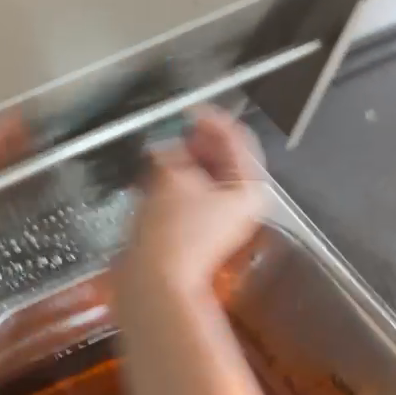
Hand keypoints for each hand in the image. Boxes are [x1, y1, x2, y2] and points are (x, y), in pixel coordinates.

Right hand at [128, 106, 264, 292]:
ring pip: (197, 179)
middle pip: (218, 160)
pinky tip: (148, 181)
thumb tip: (166, 142)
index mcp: (248, 188)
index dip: (207, 120)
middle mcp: (237, 204)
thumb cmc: (169, 233)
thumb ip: (172, 152)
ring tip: (152, 155)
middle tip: (165, 132)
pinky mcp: (190, 234)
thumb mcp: (172, 179)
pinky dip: (167, 186)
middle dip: (189, 144)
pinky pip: (182, 199)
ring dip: (175, 165)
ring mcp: (214, 221)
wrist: (152, 285)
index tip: (183, 110)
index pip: (234, 139)